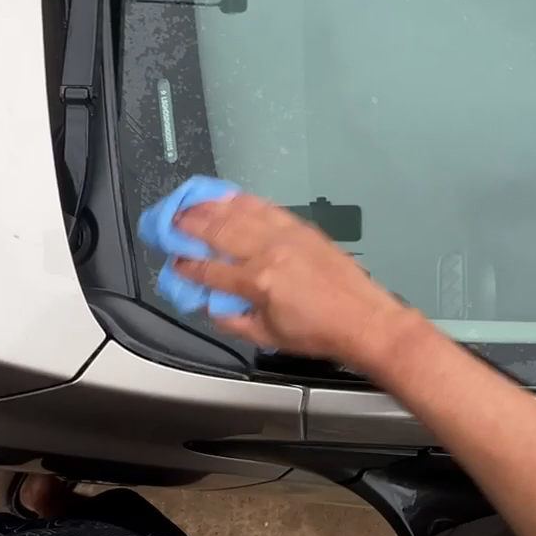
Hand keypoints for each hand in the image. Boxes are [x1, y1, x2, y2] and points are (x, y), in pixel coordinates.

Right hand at [173, 195, 425, 367]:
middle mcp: (269, 252)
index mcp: (258, 282)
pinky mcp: (301, 228)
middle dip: (188, 226)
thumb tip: (211, 306)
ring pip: (238, 213)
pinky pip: (265, 207)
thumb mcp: (268, 337)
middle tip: (170, 222)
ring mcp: (286, 236)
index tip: (175, 264)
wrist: (364, 320)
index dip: (186, 267)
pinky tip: (229, 198)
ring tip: (191, 204)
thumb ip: (232, 320)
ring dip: (210, 207)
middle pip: (217, 232)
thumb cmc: (320, 332)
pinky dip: (243, 201)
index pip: (209, 270)